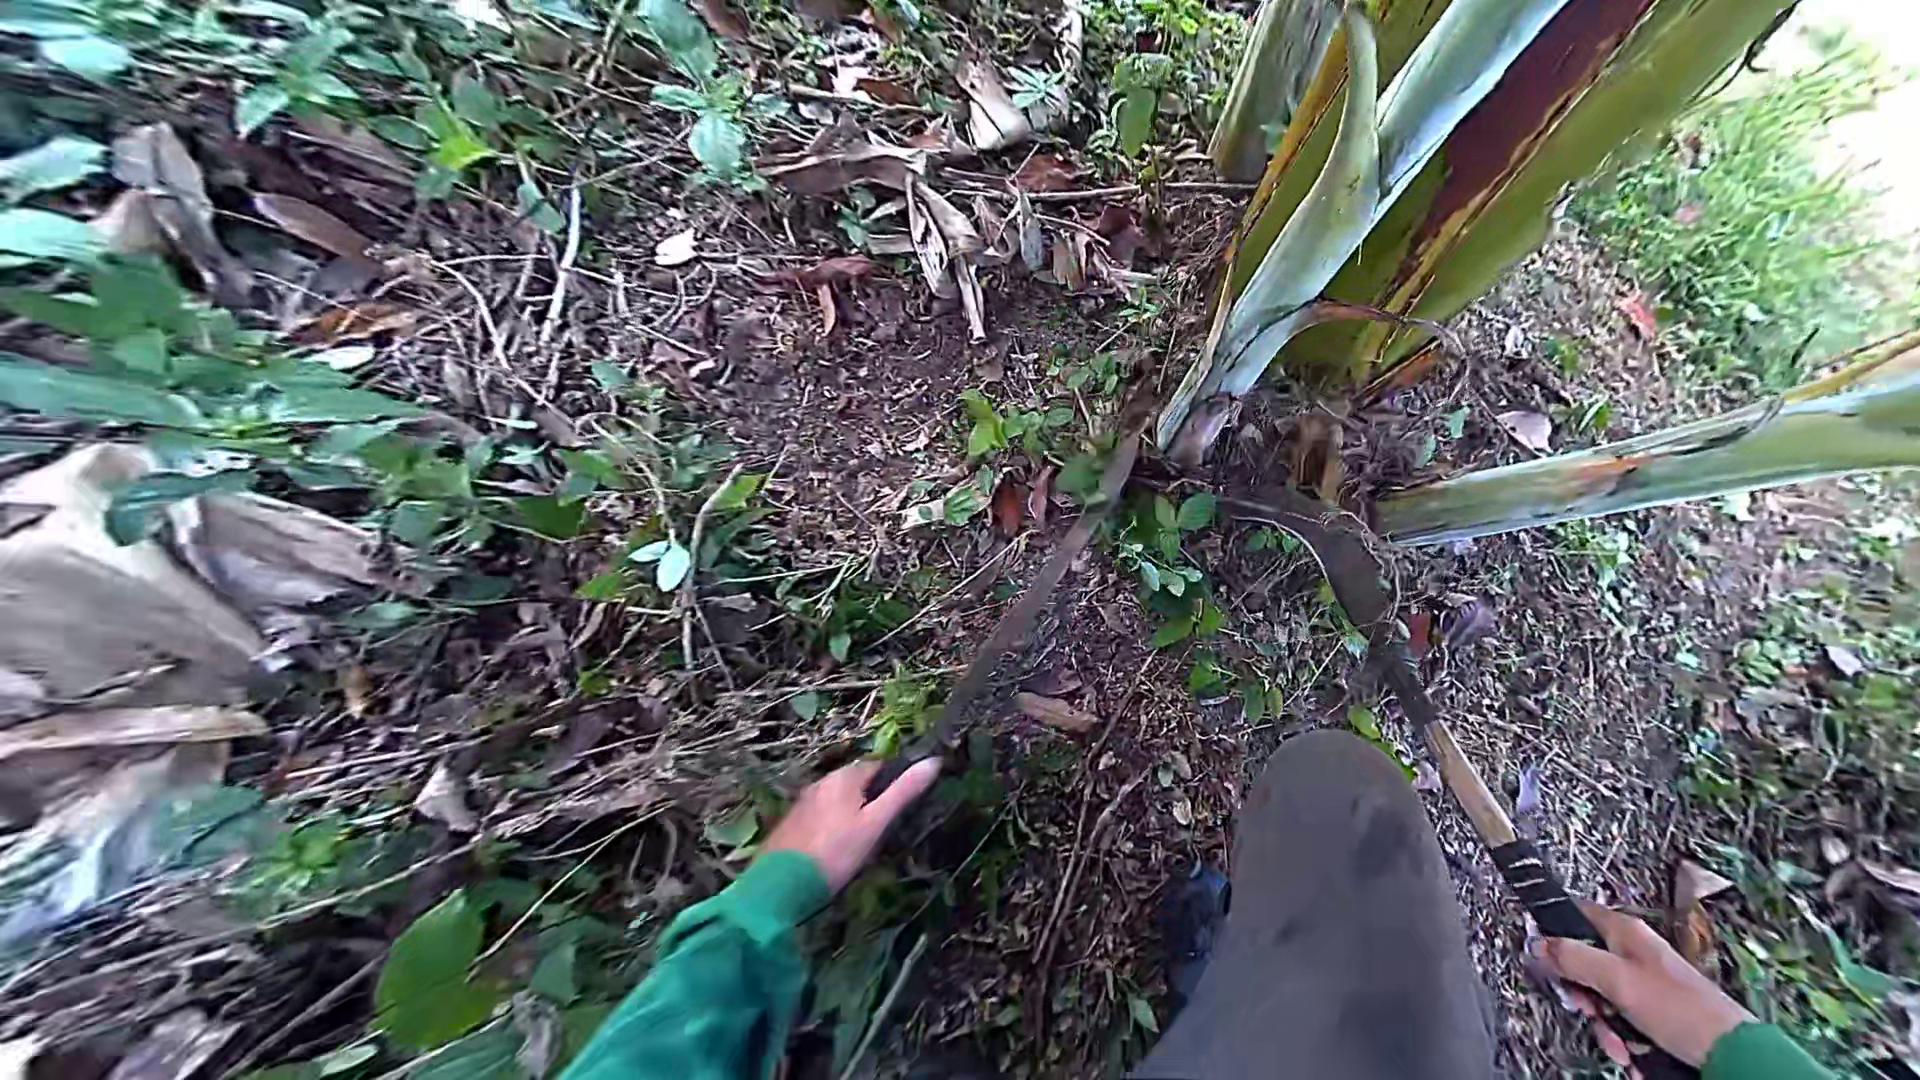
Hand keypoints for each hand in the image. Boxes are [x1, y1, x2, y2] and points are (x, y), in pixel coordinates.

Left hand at [761, 758, 942, 891]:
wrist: (778, 889)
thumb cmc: (836, 853)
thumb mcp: (875, 824)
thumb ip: (903, 793)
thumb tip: (934, 761)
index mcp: (845, 776)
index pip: (878, 766)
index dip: (894, 782)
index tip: (903, 805)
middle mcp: (822, 781)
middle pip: (857, 782)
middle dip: (871, 797)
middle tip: (884, 827)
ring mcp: (804, 801)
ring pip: (837, 798)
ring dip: (851, 811)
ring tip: (862, 840)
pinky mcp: (791, 822)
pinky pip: (820, 814)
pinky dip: (832, 823)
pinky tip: (835, 847)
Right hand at [1534, 902, 1755, 1068]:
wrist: (1739, 1060)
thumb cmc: (1680, 1010)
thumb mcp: (1613, 977)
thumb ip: (1568, 955)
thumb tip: (1537, 944)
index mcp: (1623, 930)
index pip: (1571, 913)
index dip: (1552, 932)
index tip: (1546, 956)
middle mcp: (1633, 951)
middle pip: (1583, 960)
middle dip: (1581, 991)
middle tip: (1586, 1007)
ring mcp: (1646, 981)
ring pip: (1602, 993)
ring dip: (1602, 1020)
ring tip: (1616, 1042)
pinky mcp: (1657, 1010)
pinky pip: (1622, 1015)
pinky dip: (1621, 1034)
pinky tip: (1630, 1051)